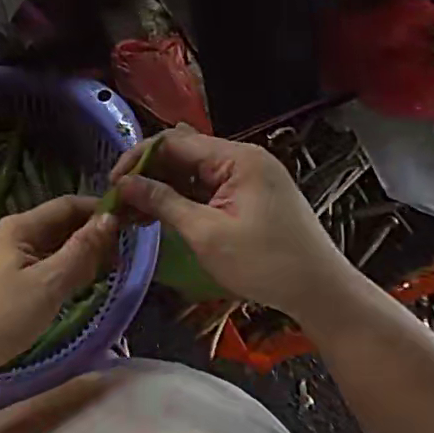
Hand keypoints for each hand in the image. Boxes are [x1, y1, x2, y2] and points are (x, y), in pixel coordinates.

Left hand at [0, 196, 118, 378]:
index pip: (67, 205)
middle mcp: (13, 234)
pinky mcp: (8, 277)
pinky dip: (65, 268)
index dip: (99, 210)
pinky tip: (80, 283)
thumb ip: (81, 250)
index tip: (132, 224)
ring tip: (108, 272)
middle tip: (122, 257)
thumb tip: (110, 219)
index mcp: (19, 226)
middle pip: (61, 224)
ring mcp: (9, 256)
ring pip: (54, 245)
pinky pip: (45, 263)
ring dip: (80, 254)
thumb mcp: (50, 282)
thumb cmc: (6, 315)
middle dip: (92, 236)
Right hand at [113, 126, 355, 321]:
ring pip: (190, 173)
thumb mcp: (205, 232)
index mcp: (237, 158)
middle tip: (119, 202)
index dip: (138, 159)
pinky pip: (204, 188)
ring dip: (160, 189)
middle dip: (147, 175)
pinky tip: (157, 216)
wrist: (320, 291)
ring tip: (132, 212)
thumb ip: (162, 202)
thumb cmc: (264, 262)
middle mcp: (242, 159)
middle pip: (181, 154)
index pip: (173, 141)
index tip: (113, 184)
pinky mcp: (247, 196)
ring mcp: (246, 177)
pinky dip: (179, 199)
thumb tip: (124, 184)